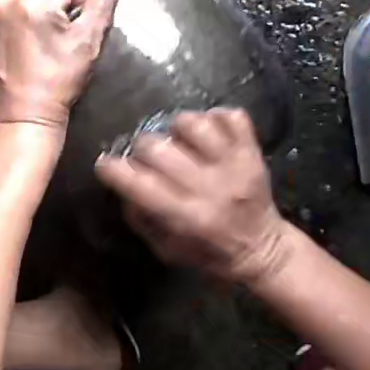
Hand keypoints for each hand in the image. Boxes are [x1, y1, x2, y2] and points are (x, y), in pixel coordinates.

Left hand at [0, 0, 126, 131]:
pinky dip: (15, 29)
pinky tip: (21, 53)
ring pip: (25, 4)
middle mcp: (5, 0)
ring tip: (39, 51)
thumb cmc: (60, 81)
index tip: (74, 35)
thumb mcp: (88, 41)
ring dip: (34, 19)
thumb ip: (103, 1)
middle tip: (57, 45)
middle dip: (55, 12)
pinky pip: (5, 18)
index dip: (79, 6)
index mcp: (34, 0)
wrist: (23, 117)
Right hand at [94, 109, 295, 285]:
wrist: (263, 250)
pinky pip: (231, 116)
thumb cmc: (209, 252)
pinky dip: (213, 117)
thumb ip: (141, 219)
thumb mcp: (166, 250)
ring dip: (176, 128)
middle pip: (159, 147)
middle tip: (146, 158)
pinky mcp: (252, 151)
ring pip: (194, 124)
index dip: (113, 169)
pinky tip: (206, 132)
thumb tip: (123, 185)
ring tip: (177, 141)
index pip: (140, 184)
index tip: (106, 165)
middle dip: (142, 148)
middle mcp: (210, 188)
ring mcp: (234, 165)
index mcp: (187, 217)